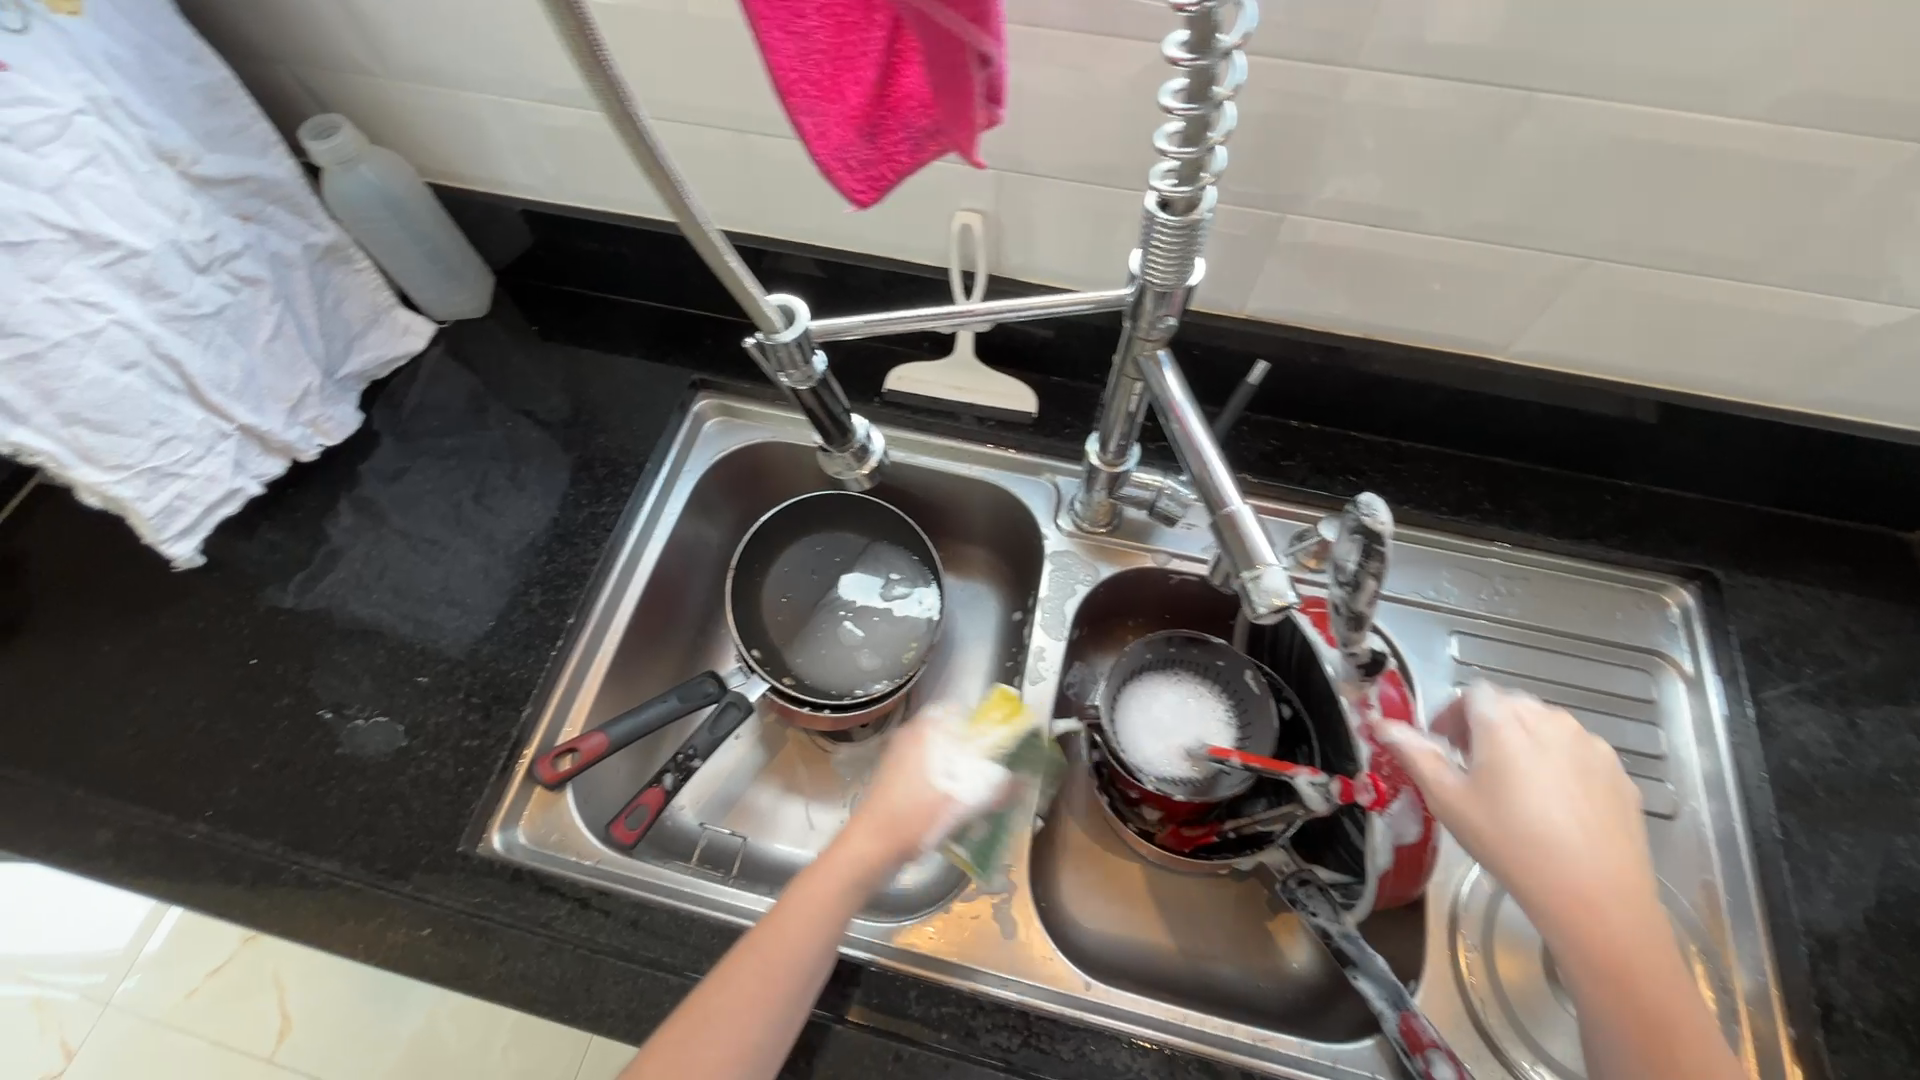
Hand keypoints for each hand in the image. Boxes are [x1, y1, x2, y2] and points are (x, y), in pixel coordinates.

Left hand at [838, 704, 1010, 871]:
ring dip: (963, 773)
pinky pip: (930, 773)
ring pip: (942, 756)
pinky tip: (958, 810)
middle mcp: (911, 738)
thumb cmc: (912, 820)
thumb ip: (995, 788)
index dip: (984, 725)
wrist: (868, 850)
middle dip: (977, 754)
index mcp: (924, 732)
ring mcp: (901, 759)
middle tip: (997, 773)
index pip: (960, 711)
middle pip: (953, 736)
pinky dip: (947, 785)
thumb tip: (1022, 780)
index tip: (1003, 744)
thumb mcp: (961, 804)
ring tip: (982, 794)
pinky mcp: (896, 780)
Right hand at [1369, 681, 1661, 948]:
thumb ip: (1413, 753)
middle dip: (1486, 724)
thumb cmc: (1507, 841)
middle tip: (1472, 764)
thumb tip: (1382, 724)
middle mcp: (1550, 722)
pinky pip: (1578, 752)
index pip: (1474, 692)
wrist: (1594, 895)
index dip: (1453, 713)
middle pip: (1511, 704)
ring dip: (1523, 740)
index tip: (1445, 745)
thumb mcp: (1446, 798)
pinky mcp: (1619, 773)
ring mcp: (1591, 746)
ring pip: (1547, 726)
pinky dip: (1559, 763)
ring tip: (1514, 784)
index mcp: (1504, 722)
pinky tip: (1553, 805)